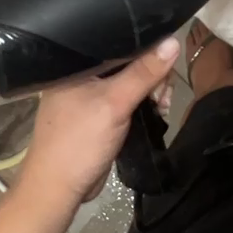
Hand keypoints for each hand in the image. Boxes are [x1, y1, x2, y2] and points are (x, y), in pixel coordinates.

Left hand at [15, 38, 178, 208]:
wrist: (57, 191)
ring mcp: (91, 96)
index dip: (149, 50)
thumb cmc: (79, 141)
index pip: (120, 42)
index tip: (167, 68)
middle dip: (154, 76)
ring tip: (162, 107)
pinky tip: (157, 112)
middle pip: (130, 62)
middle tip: (162, 97)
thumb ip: (145, 72)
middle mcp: (83, 75)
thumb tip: (174, 41)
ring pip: (132, 81)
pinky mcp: (100, 114)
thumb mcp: (115, 103)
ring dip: (153, 92)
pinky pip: (128, 99)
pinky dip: (144, 104)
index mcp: (77, 64)